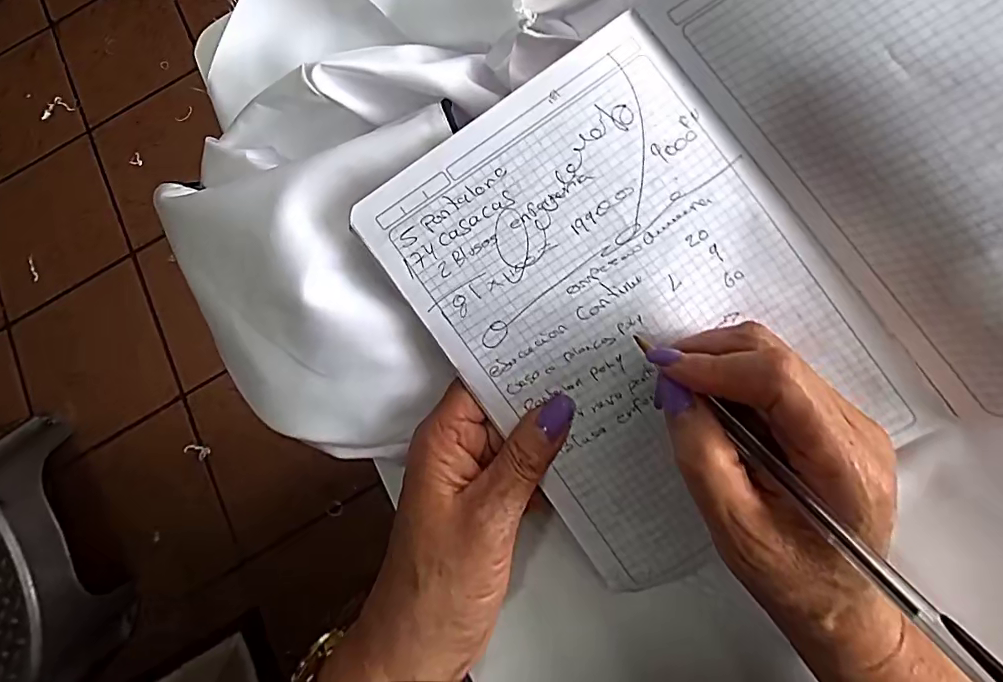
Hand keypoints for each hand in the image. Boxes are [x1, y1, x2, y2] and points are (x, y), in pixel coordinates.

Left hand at [324, 382, 573, 681]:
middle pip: (500, 404)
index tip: (553, 350)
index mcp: (441, 441)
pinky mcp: (487, 500)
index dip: (514, 362)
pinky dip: (543, 463)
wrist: (419, 654)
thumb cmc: (431, 594)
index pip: (479, 380)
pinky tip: (569, 460)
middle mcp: (454, 451)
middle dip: (538, 397)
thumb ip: (524, 459)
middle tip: (581, 381)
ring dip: (544, 432)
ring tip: (583, 416)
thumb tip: (555, 409)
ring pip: (515, 435)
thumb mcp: (489, 518)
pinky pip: (520, 465)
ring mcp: (472, 476)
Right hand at [650, 322, 954, 681]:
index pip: (779, 380)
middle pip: (775, 356)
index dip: (716, 363)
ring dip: (720, 360)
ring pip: (774, 356)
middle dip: (710, 353)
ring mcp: (849, 418)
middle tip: (665, 371)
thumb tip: (675, 388)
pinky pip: (777, 373)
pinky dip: (735, 373)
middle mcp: (856, 429)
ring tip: (683, 386)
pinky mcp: (832, 415)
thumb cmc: (794, 582)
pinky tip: (712, 397)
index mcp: (844, 464)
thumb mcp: (735, 530)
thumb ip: (701, 454)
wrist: (842, 607)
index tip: (666, 367)